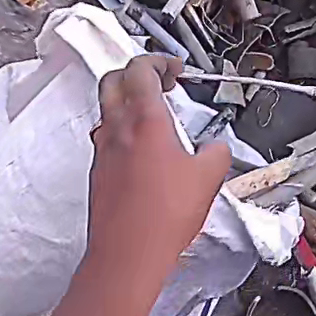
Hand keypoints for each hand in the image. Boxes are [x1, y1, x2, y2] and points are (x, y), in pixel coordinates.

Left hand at [84, 54, 231, 279]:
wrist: (128, 253)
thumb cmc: (163, 215)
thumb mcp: (209, 176)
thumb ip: (216, 151)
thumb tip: (216, 147)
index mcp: (145, 121)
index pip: (141, 70)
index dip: (159, 62)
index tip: (174, 68)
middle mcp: (117, 129)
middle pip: (114, 80)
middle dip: (137, 73)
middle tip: (160, 80)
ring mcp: (103, 150)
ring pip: (107, 108)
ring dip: (128, 100)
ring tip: (154, 113)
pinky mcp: (99, 172)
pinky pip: (107, 136)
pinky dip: (124, 129)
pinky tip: (144, 148)